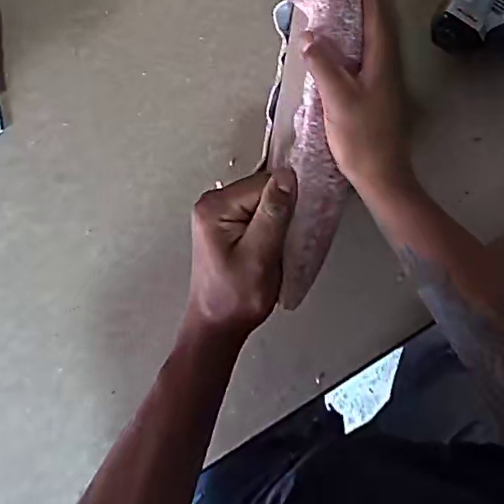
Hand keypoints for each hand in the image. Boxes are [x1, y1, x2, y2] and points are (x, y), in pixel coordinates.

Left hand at [184, 168, 293, 339]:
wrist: (220, 327)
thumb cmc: (235, 299)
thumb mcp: (260, 254)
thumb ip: (273, 213)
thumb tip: (287, 176)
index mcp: (215, 206)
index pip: (266, 182)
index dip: (286, 201)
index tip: (290, 225)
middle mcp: (214, 202)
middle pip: (265, 187)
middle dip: (282, 209)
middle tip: (281, 240)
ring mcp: (221, 211)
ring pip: (266, 198)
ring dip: (279, 218)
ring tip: (275, 245)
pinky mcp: (230, 221)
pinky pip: (261, 209)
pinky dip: (273, 223)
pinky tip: (271, 243)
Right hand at [303, 0, 416, 197]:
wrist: (380, 174)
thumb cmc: (363, 139)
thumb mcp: (340, 101)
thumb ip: (325, 67)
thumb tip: (310, 36)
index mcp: (380, 57)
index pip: (372, 10)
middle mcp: (381, 59)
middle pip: (367, 14)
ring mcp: (375, 72)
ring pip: (360, 30)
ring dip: (344, 8)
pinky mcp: (367, 85)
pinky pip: (353, 47)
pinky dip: (340, 31)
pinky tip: (324, 35)